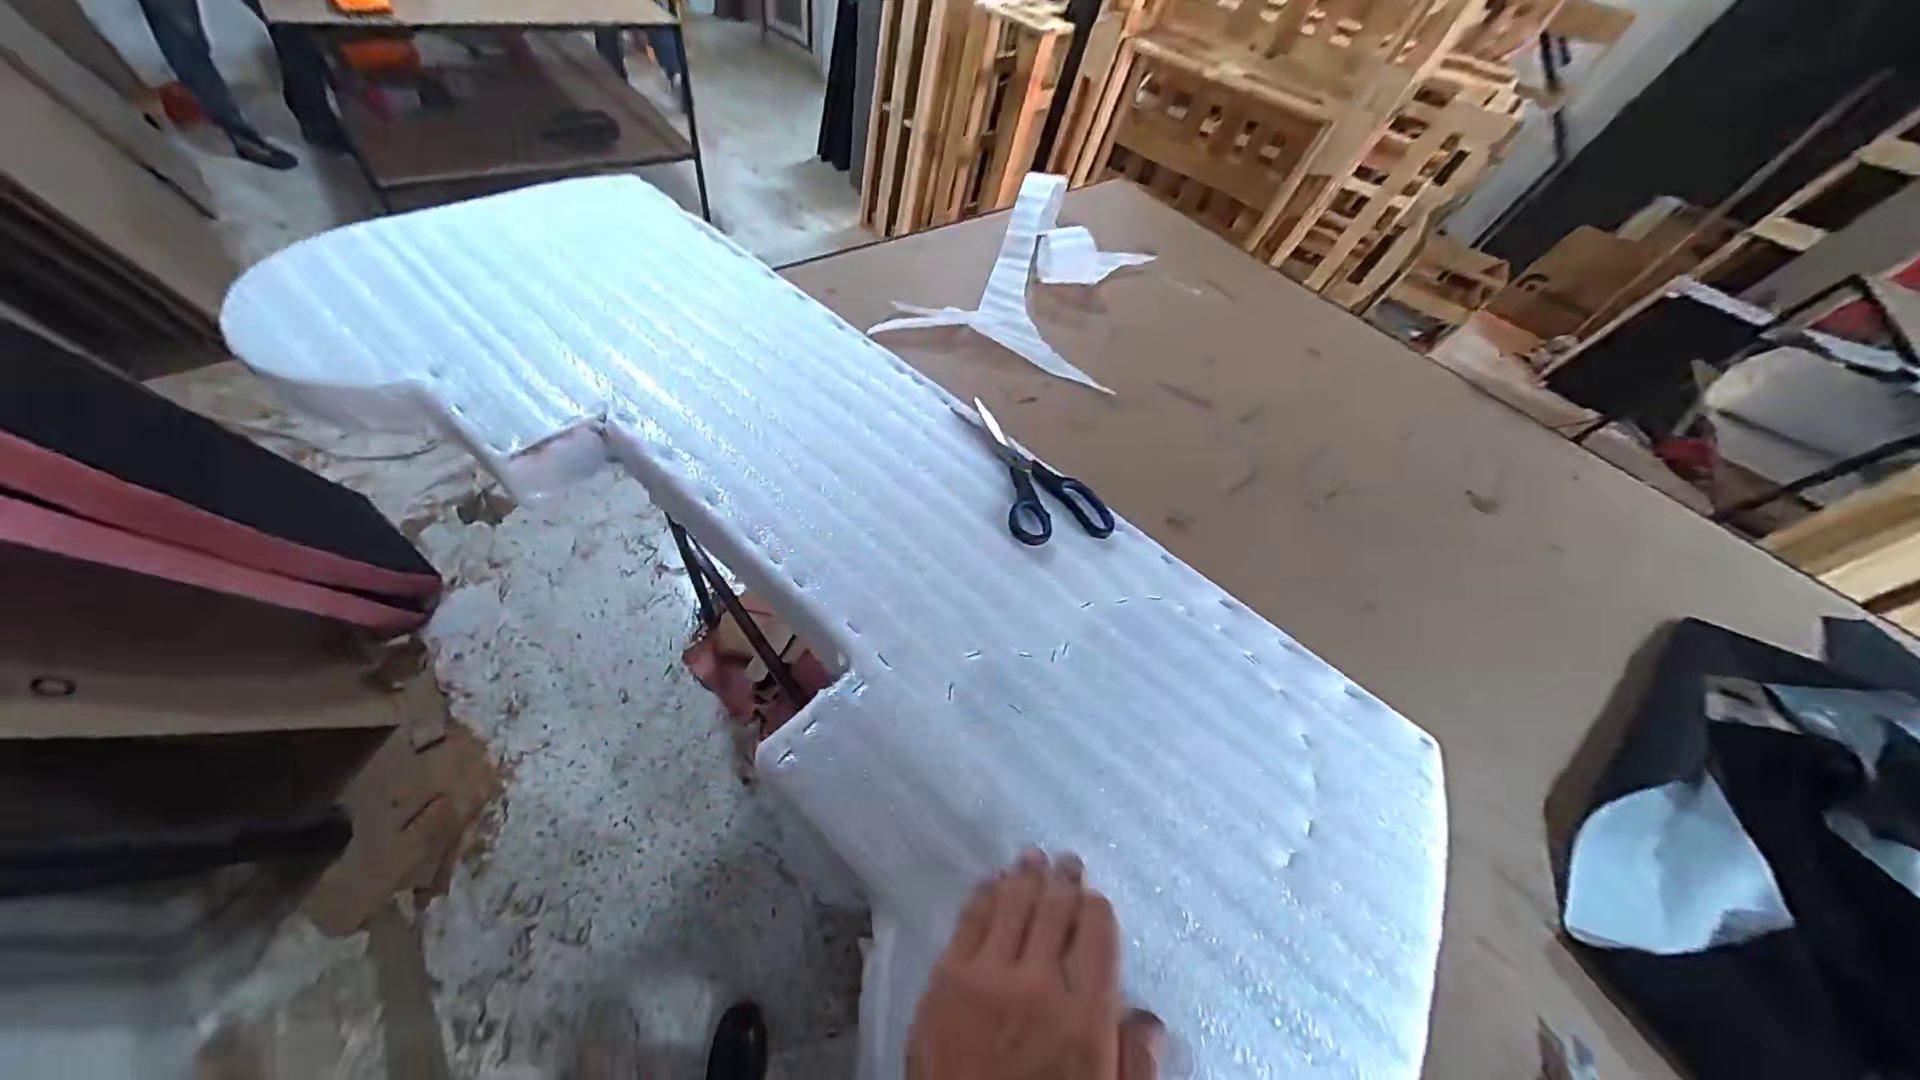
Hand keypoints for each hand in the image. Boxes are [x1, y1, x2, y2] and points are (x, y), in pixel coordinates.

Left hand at [907, 850, 1162, 1079]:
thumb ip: (1134, 1065)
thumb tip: (1148, 1018)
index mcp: (1085, 1020)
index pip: (1098, 934)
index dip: (1097, 907)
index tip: (1094, 897)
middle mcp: (1038, 987)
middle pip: (1055, 910)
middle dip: (1064, 880)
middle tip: (1067, 862)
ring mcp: (987, 978)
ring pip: (1012, 904)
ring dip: (1026, 875)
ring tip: (1032, 857)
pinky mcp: (945, 978)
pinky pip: (970, 919)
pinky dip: (985, 893)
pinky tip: (992, 881)